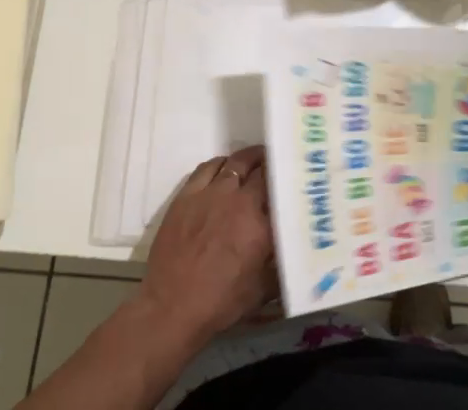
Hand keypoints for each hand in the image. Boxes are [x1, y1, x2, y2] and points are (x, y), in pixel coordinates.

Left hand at [139, 146, 275, 341]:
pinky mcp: (187, 195)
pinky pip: (207, 168)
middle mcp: (239, 200)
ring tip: (254, 162)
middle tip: (277, 166)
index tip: (295, 177)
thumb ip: (281, 262)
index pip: (280, 187)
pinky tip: (224, 170)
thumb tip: (294, 249)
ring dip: (247, 160)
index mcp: (262, 224)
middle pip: (259, 168)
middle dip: (270, 164)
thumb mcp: (264, 289)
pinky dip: (220, 164)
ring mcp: (211, 194)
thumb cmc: (221, 302)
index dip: (288, 178)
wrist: (172, 306)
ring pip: (234, 162)